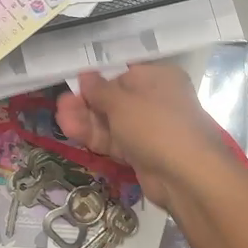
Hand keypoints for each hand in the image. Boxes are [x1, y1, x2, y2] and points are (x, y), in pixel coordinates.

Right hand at [55, 65, 233, 204]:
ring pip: (112, 121)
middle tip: (62, 104)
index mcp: (159, 78)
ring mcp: (149, 129)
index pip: (124, 72)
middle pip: (115, 98)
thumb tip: (86, 75)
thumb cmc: (156, 125)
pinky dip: (95, 136)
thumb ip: (100, 89)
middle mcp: (156, 100)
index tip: (73, 81)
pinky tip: (71, 131)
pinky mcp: (142, 153)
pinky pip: (115, 140)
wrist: (187, 176)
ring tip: (60, 117)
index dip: (98, 77)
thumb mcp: (122, 102)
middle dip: (87, 101)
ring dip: (86, 119)